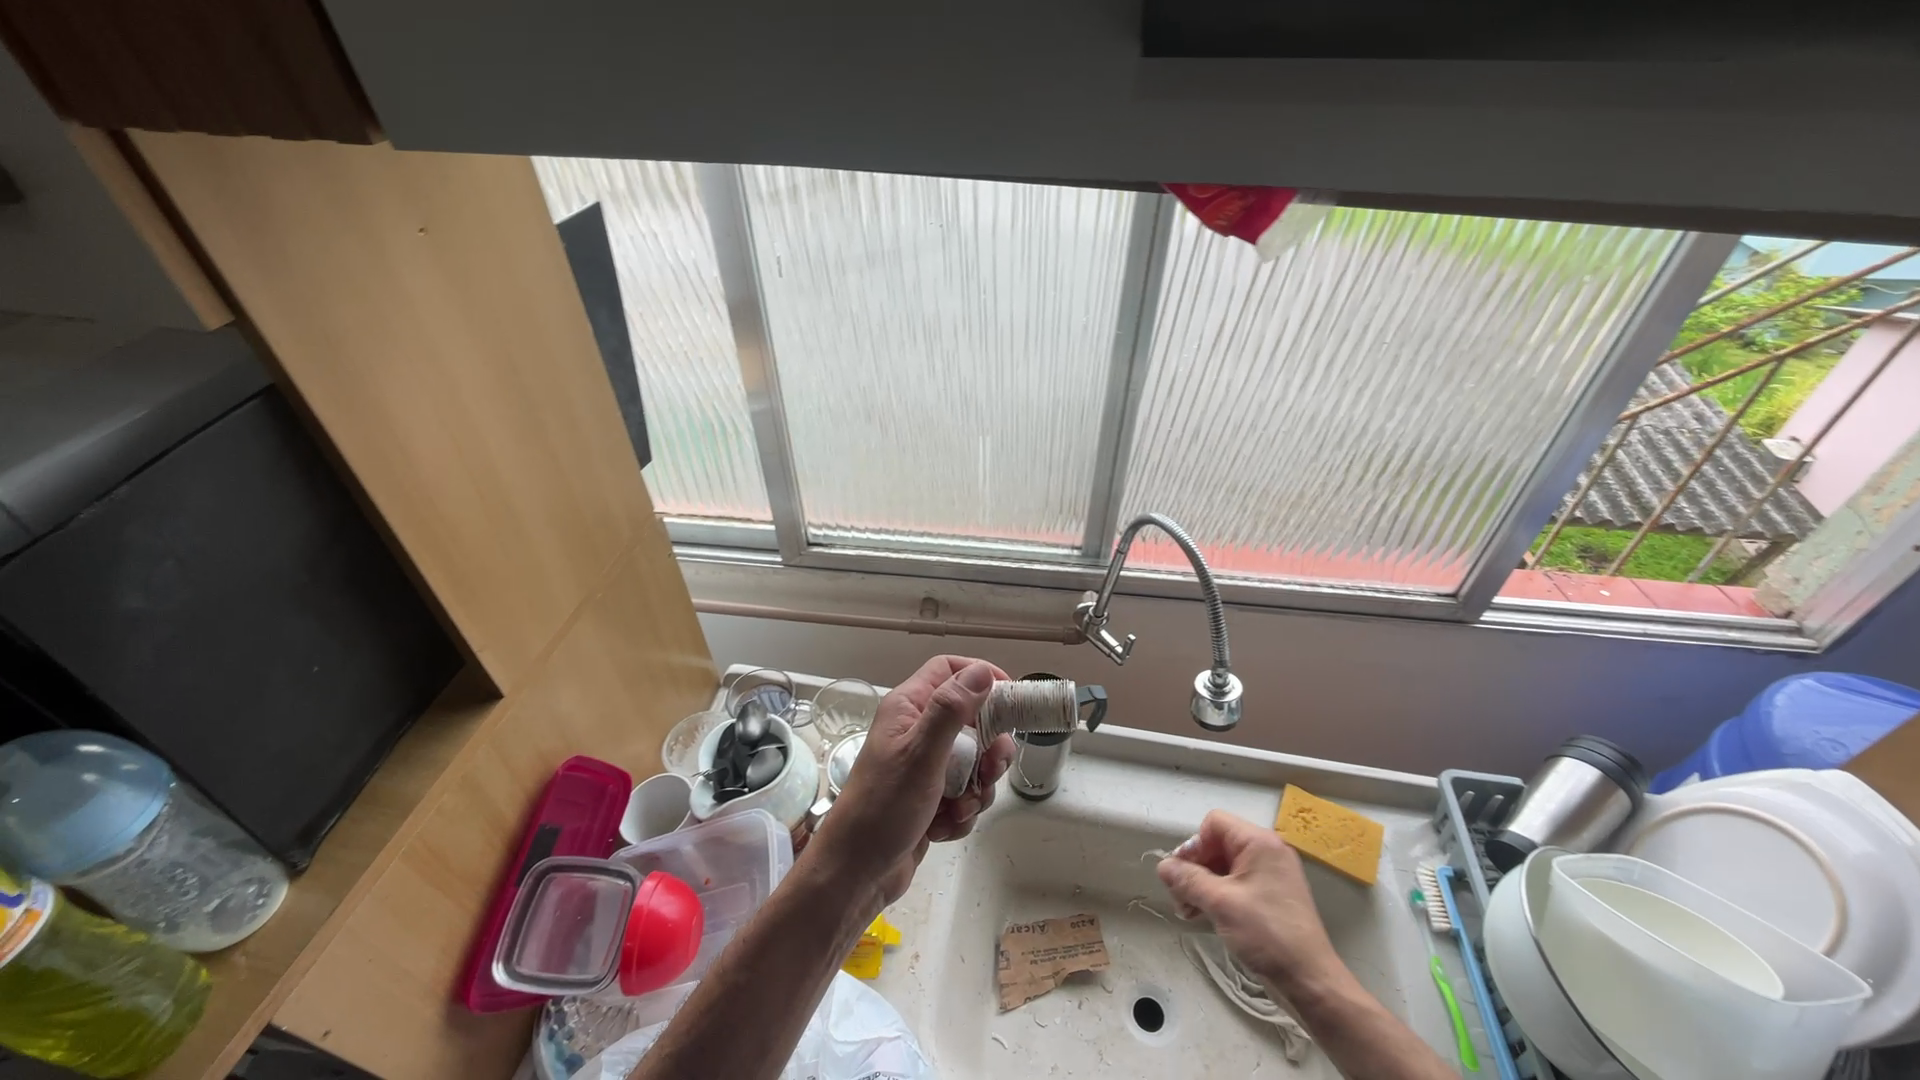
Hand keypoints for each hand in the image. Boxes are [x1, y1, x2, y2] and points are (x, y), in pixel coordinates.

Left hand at [808, 656, 1015, 914]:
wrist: (856, 873)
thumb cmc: (883, 807)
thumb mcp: (921, 754)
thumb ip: (950, 711)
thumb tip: (980, 672)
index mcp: (908, 708)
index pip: (949, 670)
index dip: (980, 676)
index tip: (1010, 698)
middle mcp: (916, 732)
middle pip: (971, 720)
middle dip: (989, 749)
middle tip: (992, 770)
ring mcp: (924, 768)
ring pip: (973, 763)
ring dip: (975, 789)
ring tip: (958, 809)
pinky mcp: (931, 800)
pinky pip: (964, 795)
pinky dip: (961, 813)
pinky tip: (943, 828)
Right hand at [1156, 811, 1345, 994]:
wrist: (1309, 979)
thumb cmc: (1266, 934)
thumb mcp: (1220, 903)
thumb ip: (1188, 879)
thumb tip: (1163, 865)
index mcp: (1259, 843)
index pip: (1214, 824)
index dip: (1194, 845)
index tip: (1183, 875)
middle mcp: (1267, 852)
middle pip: (1217, 844)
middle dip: (1194, 868)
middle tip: (1180, 898)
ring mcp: (1271, 875)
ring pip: (1224, 866)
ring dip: (1202, 885)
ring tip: (1188, 911)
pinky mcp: (1271, 897)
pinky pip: (1237, 884)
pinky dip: (1218, 895)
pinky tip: (1205, 916)